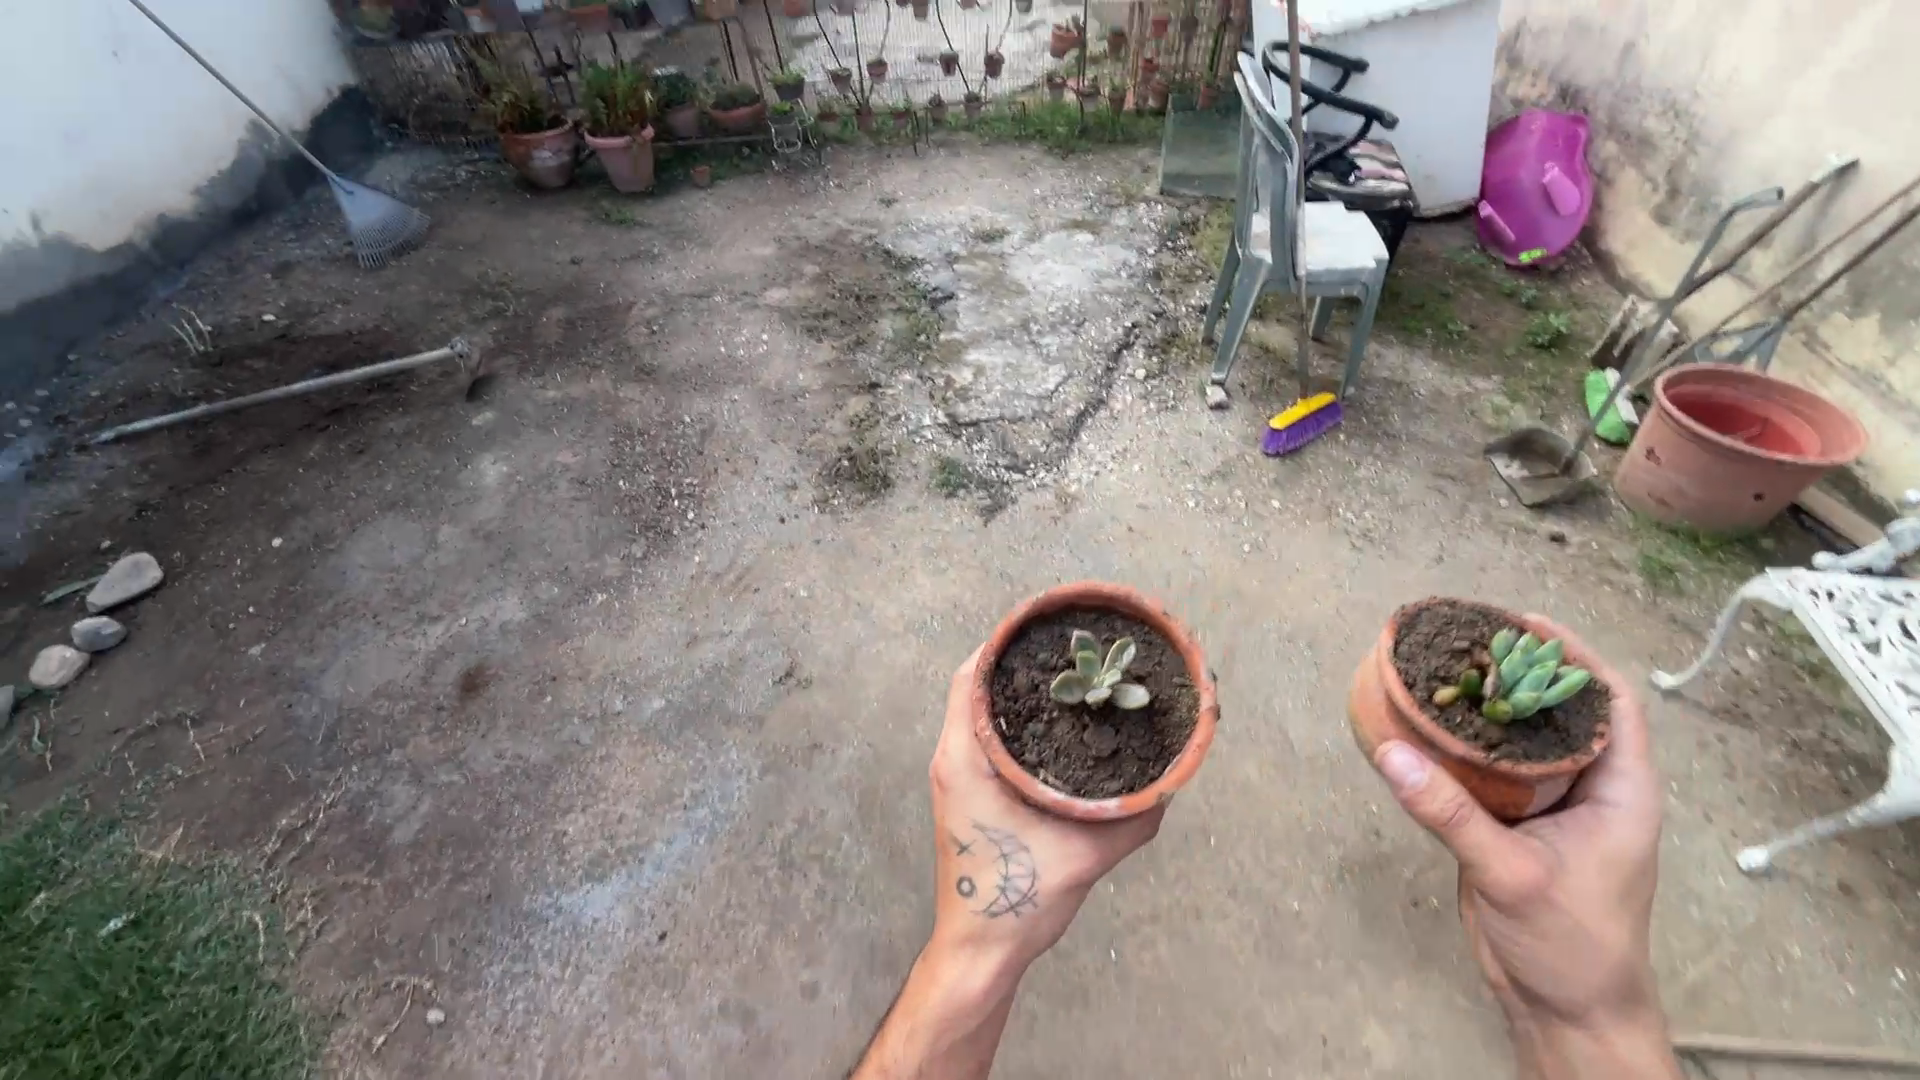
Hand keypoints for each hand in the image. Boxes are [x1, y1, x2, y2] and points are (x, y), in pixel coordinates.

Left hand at [853, 648, 1166, 1078]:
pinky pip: (982, 733)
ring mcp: (953, 773)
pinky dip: (1009, 716)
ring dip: (1011, 687)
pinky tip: (1050, 722)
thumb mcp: (1084, 856)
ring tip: (1062, 675)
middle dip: (1015, 660)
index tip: (1044, 626)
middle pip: (974, 684)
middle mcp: (950, 757)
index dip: (1003, 643)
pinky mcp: (963, 788)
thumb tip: (1170, 780)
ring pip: (976, 708)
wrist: (979, 951)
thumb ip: (1132, 817)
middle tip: (1064, 646)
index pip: (972, 676)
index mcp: (964, 759)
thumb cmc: (1017, 902)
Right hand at [1369, 617, 1679, 1078]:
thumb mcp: (1512, 875)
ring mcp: (1547, 807)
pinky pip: (1484, 770)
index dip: (1574, 657)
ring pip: (1517, 740)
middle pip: (1559, 713)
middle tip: (1465, 640)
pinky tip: (1421, 728)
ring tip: (1438, 671)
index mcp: (1619, 790)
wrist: (1562, 1005)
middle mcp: (1587, 789)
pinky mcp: (1509, 824)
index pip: (1612, 705)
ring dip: (1483, 707)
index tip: (1523, 623)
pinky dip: (1457, 745)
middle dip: (1518, 672)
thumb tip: (1388, 750)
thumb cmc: (1569, 942)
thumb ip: (1449, 812)